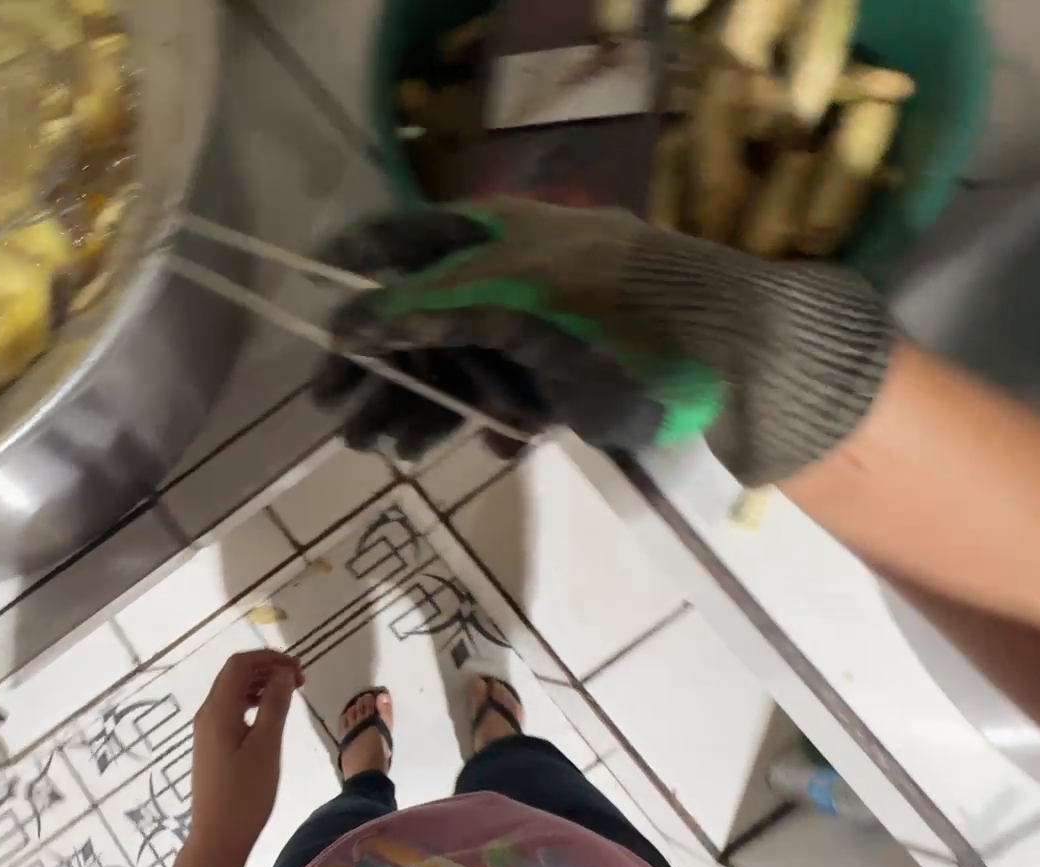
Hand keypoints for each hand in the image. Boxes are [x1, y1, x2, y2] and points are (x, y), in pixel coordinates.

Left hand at [188, 650, 301, 865]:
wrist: (218, 838)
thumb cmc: (245, 794)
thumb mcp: (266, 746)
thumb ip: (274, 704)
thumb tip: (283, 672)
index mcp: (217, 709)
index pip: (239, 664)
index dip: (269, 658)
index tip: (298, 668)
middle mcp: (207, 713)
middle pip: (234, 674)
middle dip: (266, 669)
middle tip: (300, 680)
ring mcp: (206, 729)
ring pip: (232, 692)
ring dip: (260, 685)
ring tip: (290, 694)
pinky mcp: (211, 744)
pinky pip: (231, 709)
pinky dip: (252, 703)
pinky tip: (270, 714)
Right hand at [315, 198, 894, 483]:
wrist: (726, 364)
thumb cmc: (613, 312)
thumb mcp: (511, 299)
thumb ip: (424, 308)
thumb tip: (341, 323)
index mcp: (488, 242)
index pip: (401, 243)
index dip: (352, 271)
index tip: (313, 312)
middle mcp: (494, 284)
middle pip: (409, 324)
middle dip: (369, 369)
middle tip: (332, 412)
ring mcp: (516, 338)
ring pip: (440, 372)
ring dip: (402, 408)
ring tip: (370, 445)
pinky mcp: (539, 386)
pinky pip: (482, 405)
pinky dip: (458, 428)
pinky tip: (429, 451)